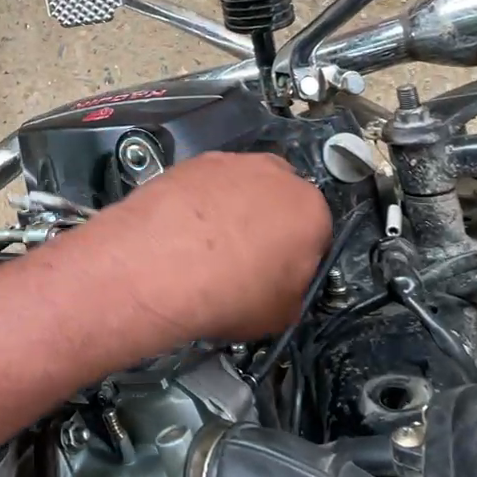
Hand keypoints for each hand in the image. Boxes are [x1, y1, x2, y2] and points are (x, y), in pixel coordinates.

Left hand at [53, 152, 331, 343]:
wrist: (159, 265)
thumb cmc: (227, 290)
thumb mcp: (282, 313)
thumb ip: (293, 289)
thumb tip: (281, 287)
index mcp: (310, 209)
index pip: (317, 232)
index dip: (299, 256)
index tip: (281, 273)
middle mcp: (273, 173)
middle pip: (278, 199)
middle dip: (267, 224)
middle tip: (246, 258)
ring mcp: (228, 162)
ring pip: (240, 187)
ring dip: (231, 210)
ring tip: (209, 248)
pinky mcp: (189, 162)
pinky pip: (204, 185)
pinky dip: (198, 203)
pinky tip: (184, 232)